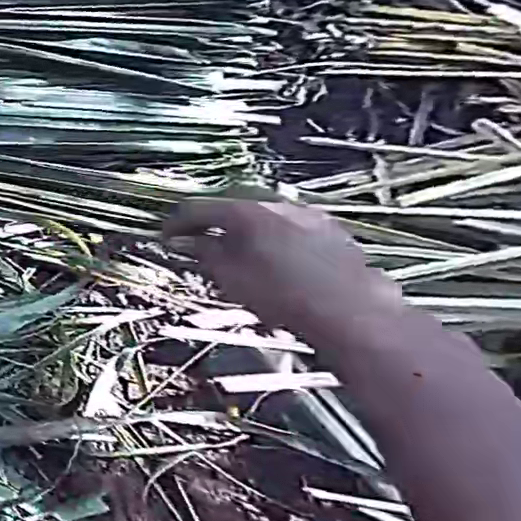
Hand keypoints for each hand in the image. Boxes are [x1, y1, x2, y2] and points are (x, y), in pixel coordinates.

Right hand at [164, 199, 404, 332]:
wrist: (356, 316)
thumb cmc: (281, 294)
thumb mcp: (228, 275)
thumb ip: (203, 252)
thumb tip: (186, 241)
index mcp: (245, 210)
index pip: (197, 209)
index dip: (176, 223)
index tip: (165, 237)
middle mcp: (278, 205)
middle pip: (232, 207)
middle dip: (211, 222)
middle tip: (194, 238)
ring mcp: (310, 217)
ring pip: (264, 216)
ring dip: (243, 229)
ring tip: (231, 248)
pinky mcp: (334, 233)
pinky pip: (289, 227)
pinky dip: (270, 236)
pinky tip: (267, 256)